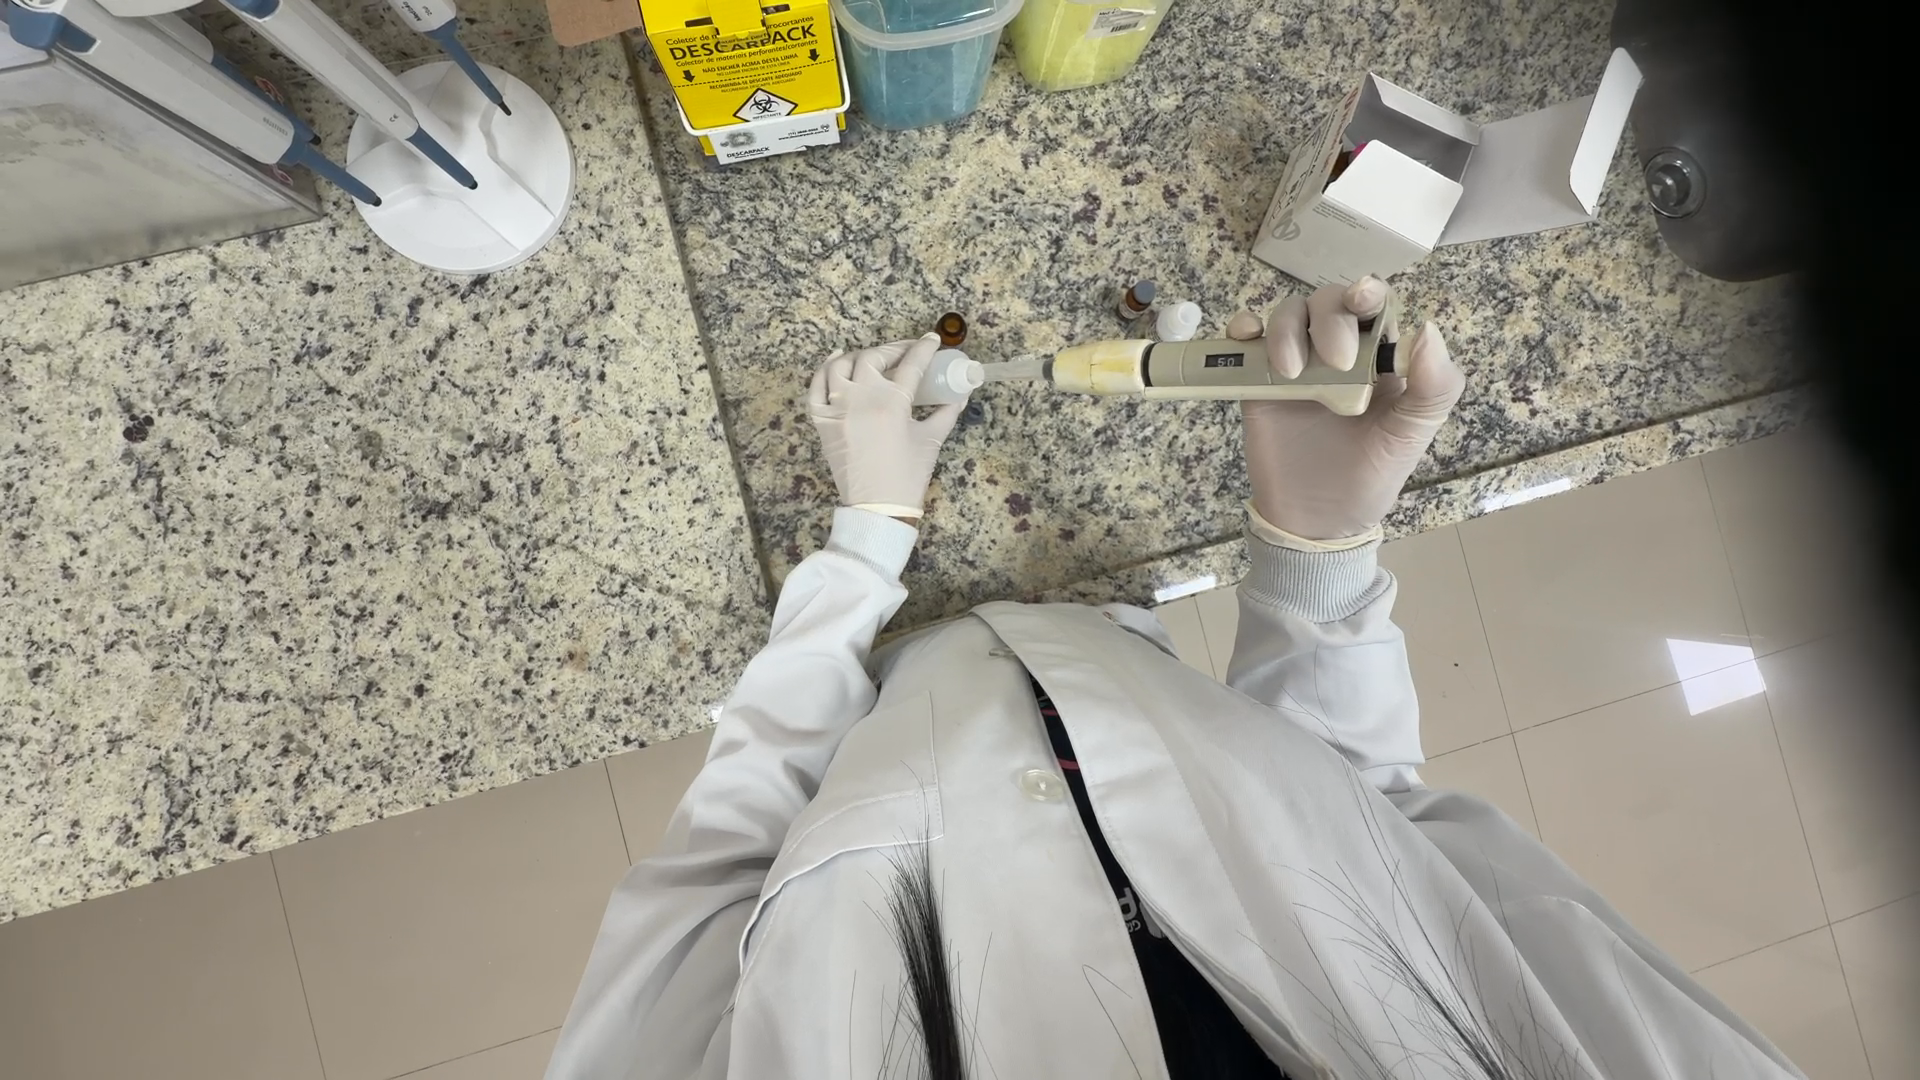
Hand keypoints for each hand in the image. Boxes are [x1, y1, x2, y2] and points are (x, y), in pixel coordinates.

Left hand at [805, 334, 963, 519]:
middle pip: (874, 357)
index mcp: (892, 402)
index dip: (924, 349)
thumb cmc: (908, 476)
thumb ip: (946, 413)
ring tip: (875, 359)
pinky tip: (836, 360)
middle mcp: (861, 398)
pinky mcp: (822, 421)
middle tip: (907, 353)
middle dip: (893, 349)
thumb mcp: (931, 440)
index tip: (931, 340)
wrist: (877, 507)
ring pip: (842, 365)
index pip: (911, 364)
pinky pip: (816, 387)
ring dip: (860, 357)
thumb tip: (960, 395)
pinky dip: (825, 370)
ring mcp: (837, 408)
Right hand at [1225, 277, 1463, 540]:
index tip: (1363, 300)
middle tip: (1337, 364)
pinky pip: (1245, 345)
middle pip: (1326, 303)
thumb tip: (1425, 329)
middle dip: (1330, 320)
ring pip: (1285, 316)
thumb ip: (1433, 386)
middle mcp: (1334, 352)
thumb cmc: (1370, 476)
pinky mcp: (1257, 386)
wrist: (1316, 518)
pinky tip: (1246, 337)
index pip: (1373, 306)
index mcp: (1378, 356)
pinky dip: (1242, 330)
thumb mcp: (1413, 434)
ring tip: (1292, 373)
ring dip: (1286, 329)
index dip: (1366, 292)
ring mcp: (1293, 367)